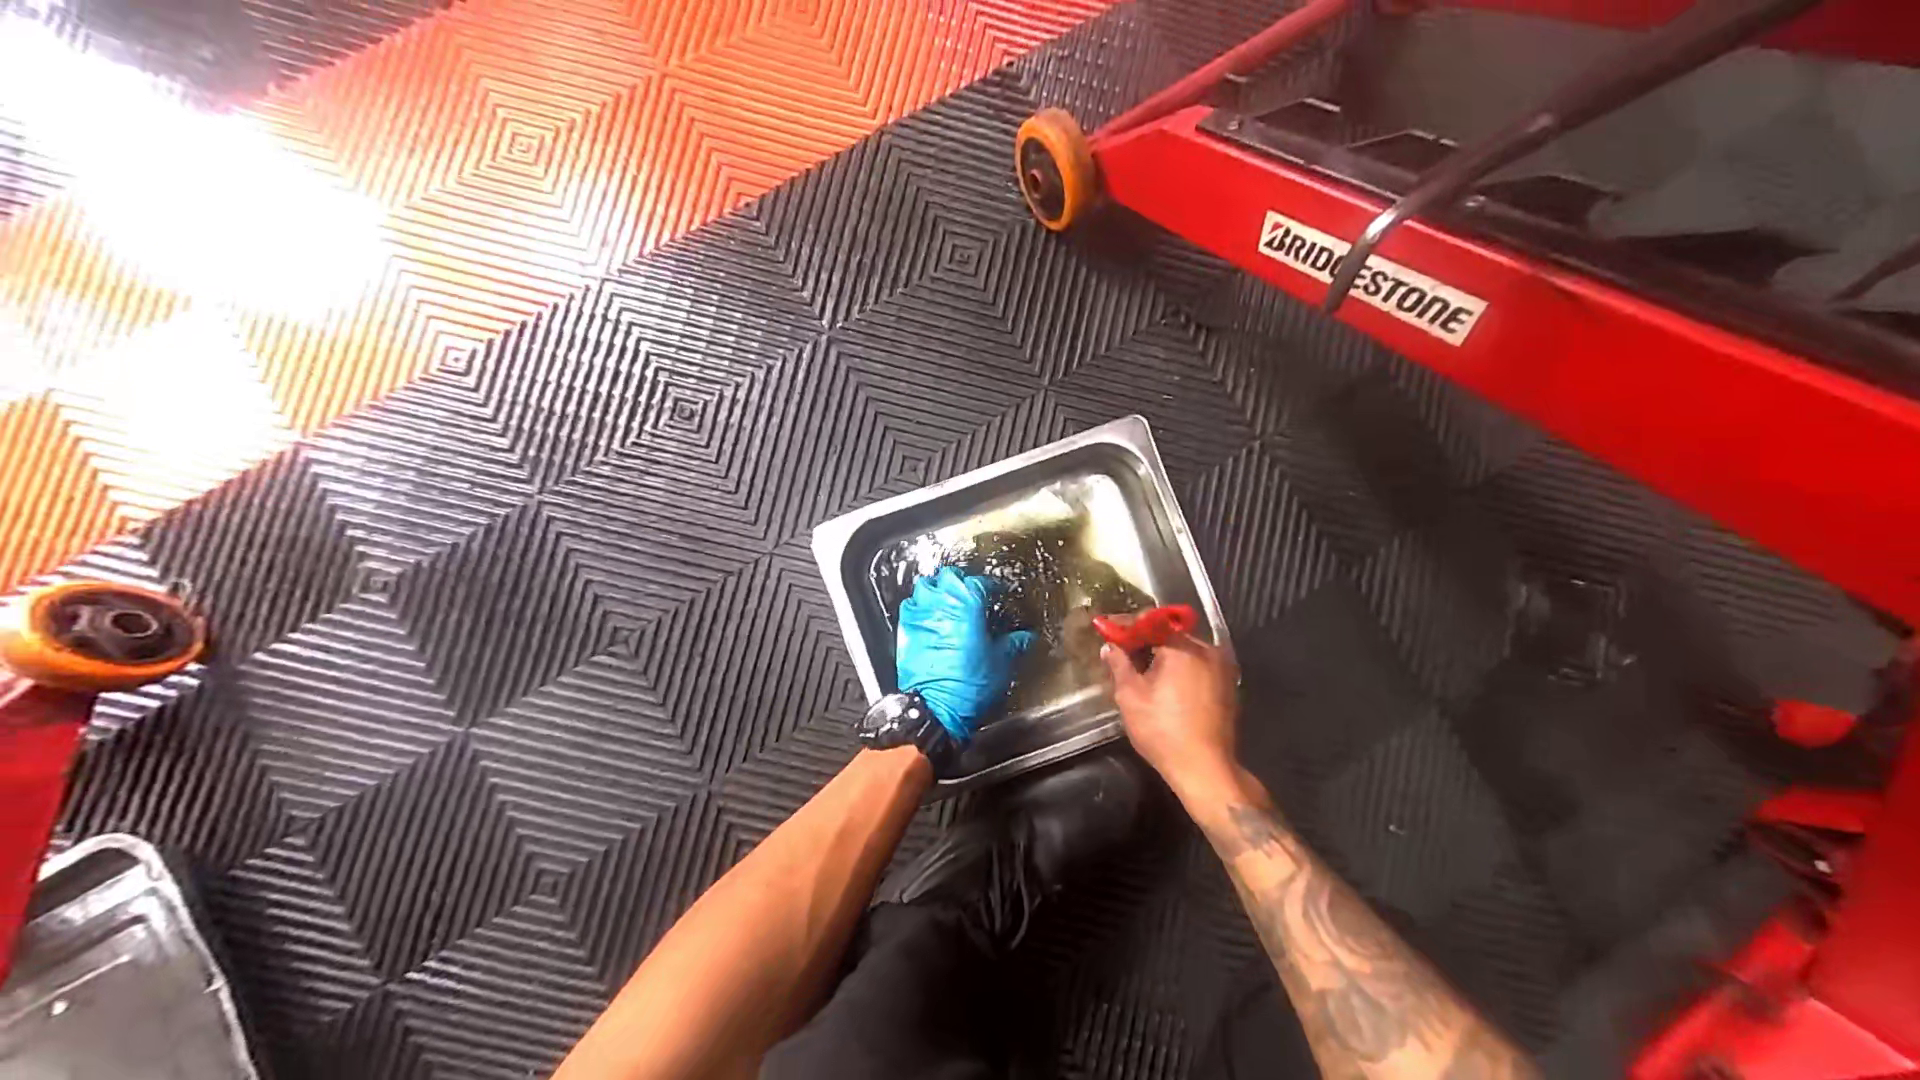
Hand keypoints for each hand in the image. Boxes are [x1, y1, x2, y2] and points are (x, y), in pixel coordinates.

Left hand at [896, 567, 1035, 739]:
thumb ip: (1013, 643)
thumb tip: (1024, 637)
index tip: (997, 594)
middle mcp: (941, 600)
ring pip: (926, 587)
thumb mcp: (1001, 661)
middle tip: (971, 595)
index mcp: (967, 601)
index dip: (992, 588)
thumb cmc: (967, 685)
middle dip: (961, 582)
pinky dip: (921, 609)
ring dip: (937, 591)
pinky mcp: (904, 628)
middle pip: (950, 576)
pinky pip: (911, 607)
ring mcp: (919, 612)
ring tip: (948, 603)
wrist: (935, 709)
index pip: (981, 582)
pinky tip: (930, 620)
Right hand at [1102, 633, 1239, 797]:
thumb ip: (1119, 665)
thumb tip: (1110, 647)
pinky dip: (1179, 667)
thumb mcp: (1130, 696)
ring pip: (1185, 650)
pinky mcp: (1227, 686)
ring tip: (1140, 667)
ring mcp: (1221, 668)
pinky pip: (1197, 665)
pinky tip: (1163, 682)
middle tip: (1121, 650)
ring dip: (1162, 654)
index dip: (1125, 625)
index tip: (1106, 628)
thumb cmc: (1163, 731)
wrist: (1204, 769)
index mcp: (1182, 648)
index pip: (1149, 622)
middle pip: (1169, 633)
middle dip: (1144, 639)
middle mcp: (1206, 651)